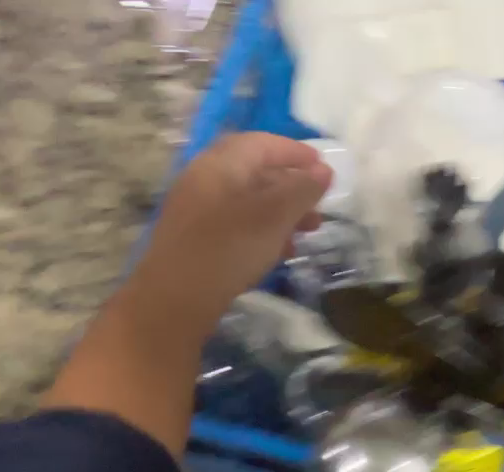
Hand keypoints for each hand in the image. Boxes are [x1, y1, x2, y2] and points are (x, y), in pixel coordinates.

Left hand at [124, 133, 331, 337]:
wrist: (178, 295)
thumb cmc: (229, 248)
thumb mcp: (273, 217)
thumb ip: (301, 191)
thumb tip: (324, 171)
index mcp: (221, 164)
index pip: (262, 144)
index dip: (296, 151)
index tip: (325, 166)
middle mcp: (207, 178)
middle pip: (255, 170)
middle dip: (292, 184)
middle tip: (321, 204)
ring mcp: (201, 207)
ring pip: (250, 199)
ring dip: (283, 210)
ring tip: (309, 230)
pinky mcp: (200, 236)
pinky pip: (239, 221)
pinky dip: (266, 228)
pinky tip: (282, 249)